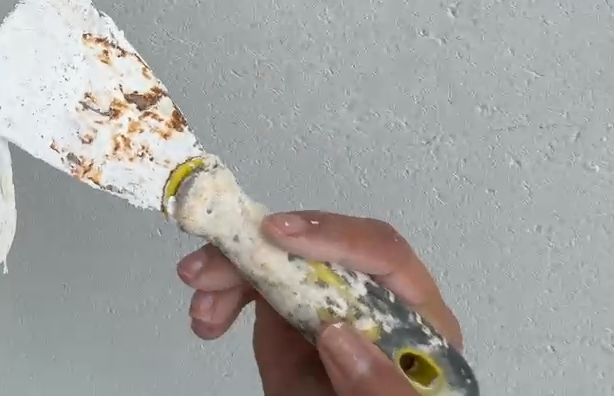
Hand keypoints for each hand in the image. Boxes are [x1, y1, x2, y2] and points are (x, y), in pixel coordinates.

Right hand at [176, 212, 462, 395]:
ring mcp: (323, 298)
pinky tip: (207, 318)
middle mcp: (367, 297)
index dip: (331, 236)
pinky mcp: (287, 307)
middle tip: (206, 273)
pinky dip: (221, 291)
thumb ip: (382, 387)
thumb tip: (337, 333)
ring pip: (270, 254)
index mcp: (414, 320)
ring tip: (199, 304)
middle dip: (251, 251)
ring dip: (225, 269)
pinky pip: (249, 279)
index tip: (275, 233)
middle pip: (309, 246)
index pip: (382, 253)